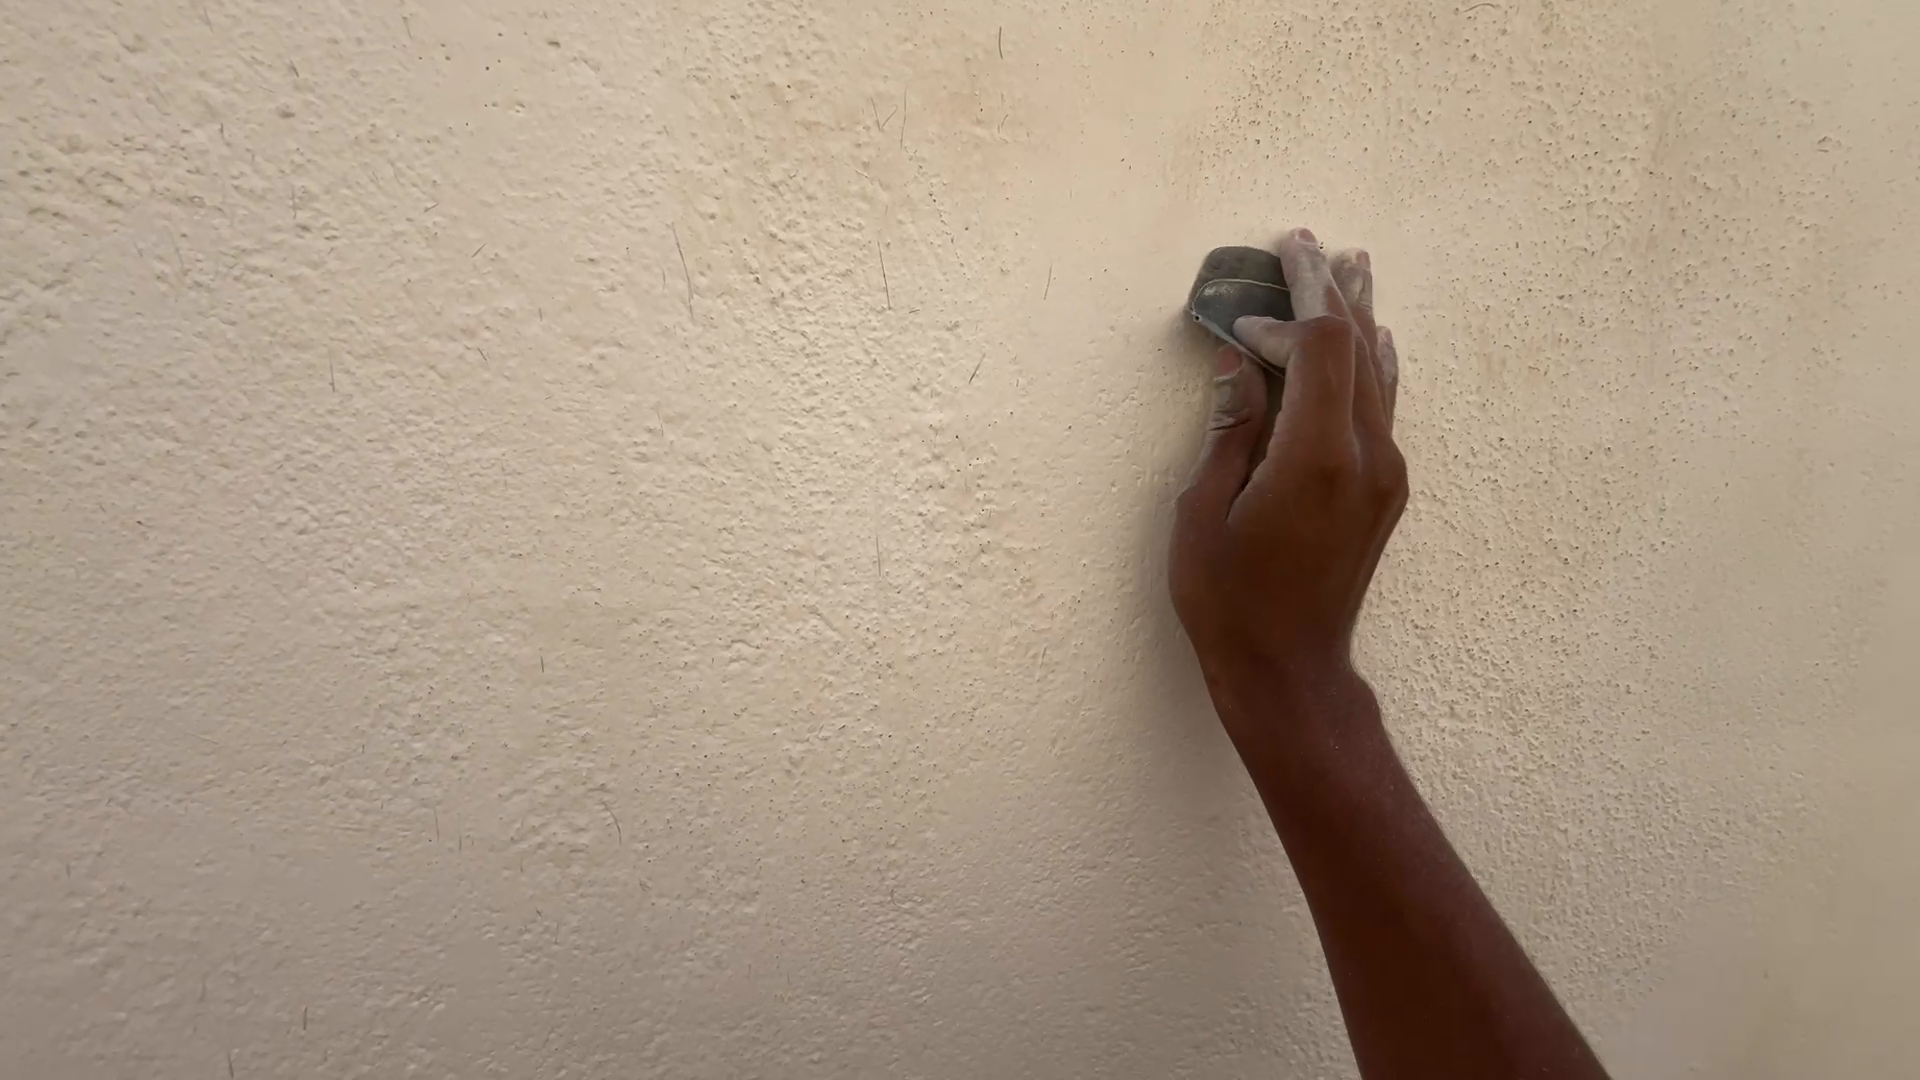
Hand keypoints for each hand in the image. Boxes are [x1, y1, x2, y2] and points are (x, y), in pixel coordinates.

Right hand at [1169, 228, 1405, 741]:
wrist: (1289, 667)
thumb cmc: (1228, 599)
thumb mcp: (1203, 514)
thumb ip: (1229, 431)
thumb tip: (1240, 364)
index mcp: (1317, 457)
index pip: (1319, 349)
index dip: (1286, 315)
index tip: (1246, 314)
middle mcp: (1367, 456)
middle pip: (1356, 349)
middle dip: (1329, 290)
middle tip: (1307, 241)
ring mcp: (1385, 474)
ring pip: (1377, 374)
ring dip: (1358, 319)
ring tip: (1350, 267)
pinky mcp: (1384, 492)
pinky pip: (1382, 408)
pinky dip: (1368, 366)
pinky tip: (1371, 343)